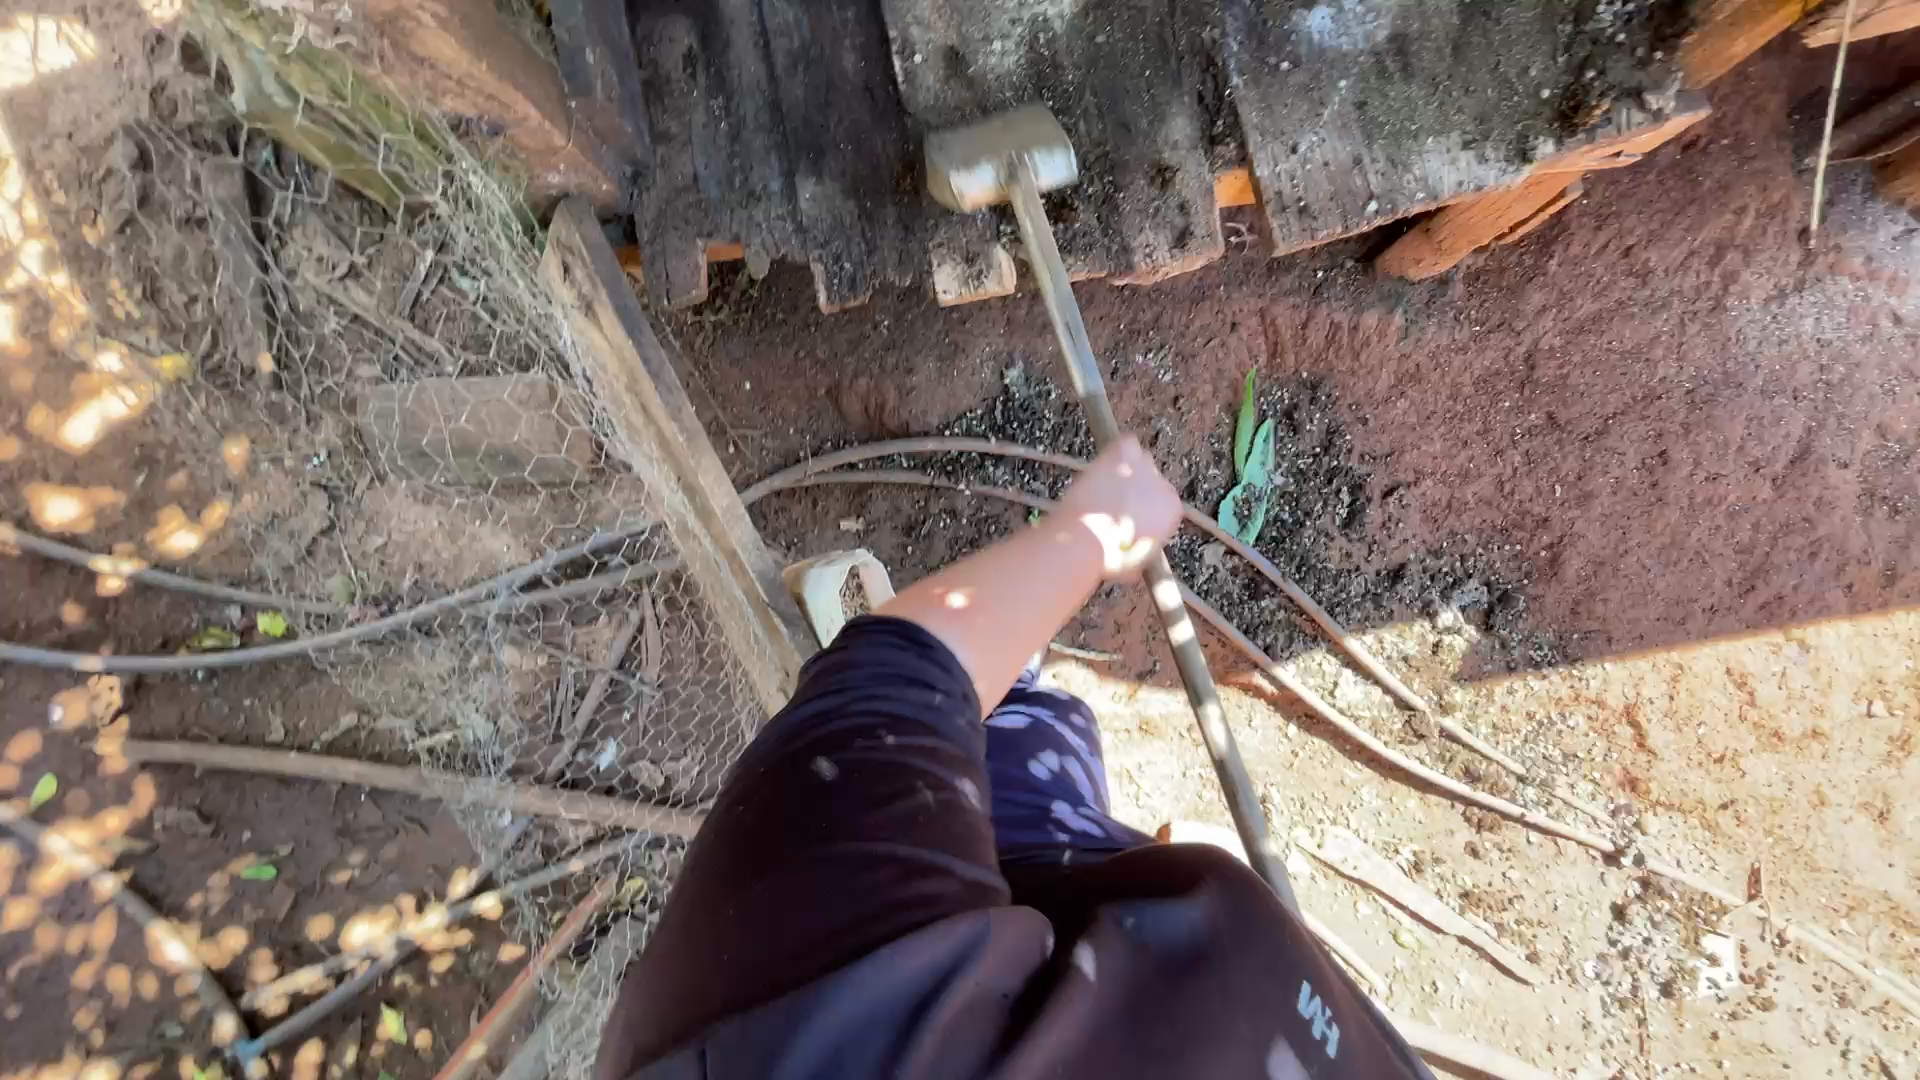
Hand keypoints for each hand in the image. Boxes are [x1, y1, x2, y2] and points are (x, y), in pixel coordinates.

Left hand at [1053, 436, 1182, 578]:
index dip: (1145, 507)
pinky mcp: (1122, 456)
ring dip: (1127, 467)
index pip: (1164, 501)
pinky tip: (1106, 460)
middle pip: (1153, 478)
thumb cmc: (1109, 558)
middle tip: (1115, 498)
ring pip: (1140, 458)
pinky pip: (1127, 443)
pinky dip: (1119, 448)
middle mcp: (1164, 487)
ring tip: (1107, 482)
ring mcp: (1143, 468)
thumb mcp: (1134, 564)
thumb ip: (1142, 551)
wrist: (1088, 539)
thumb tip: (1135, 559)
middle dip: (1137, 486)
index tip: (1130, 514)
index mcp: (1172, 512)